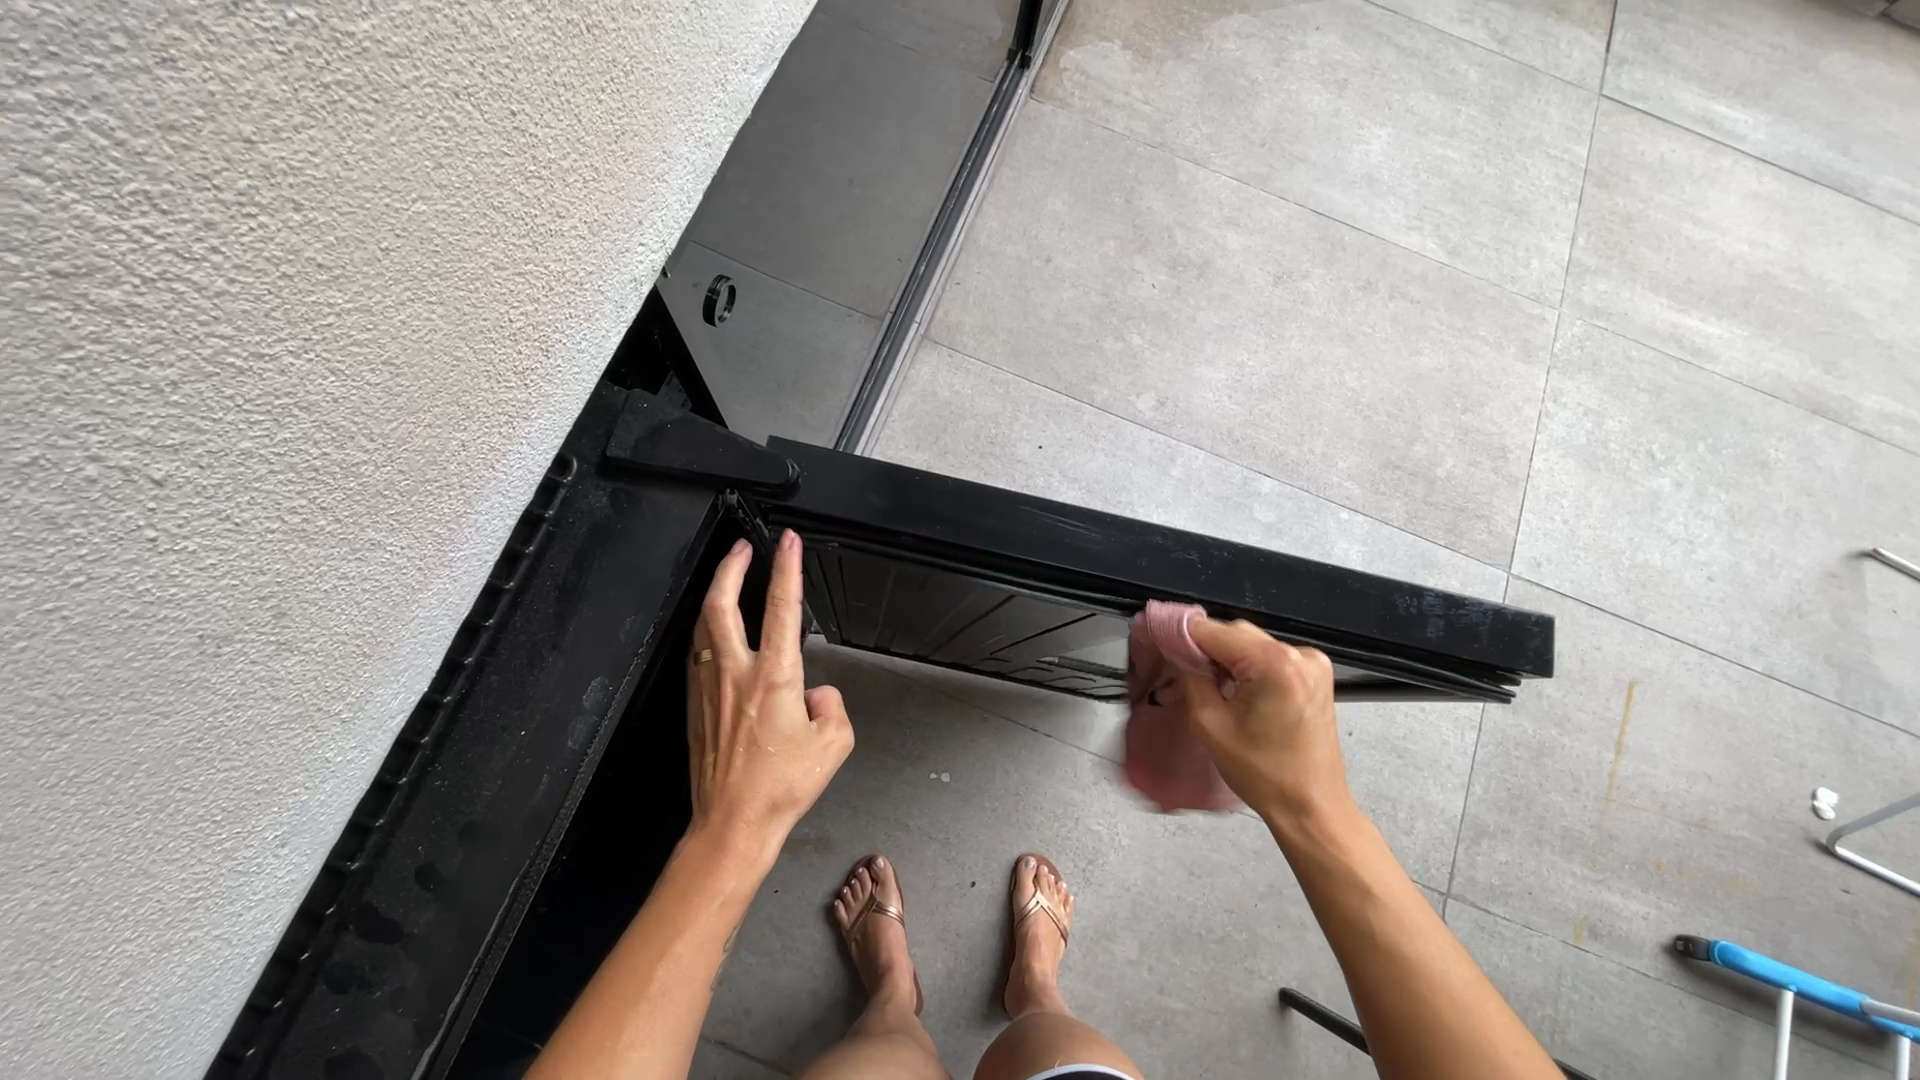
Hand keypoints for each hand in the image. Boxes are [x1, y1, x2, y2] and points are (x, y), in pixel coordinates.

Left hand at [687, 530, 853, 846]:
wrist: (733, 822)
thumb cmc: (780, 787)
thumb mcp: (834, 744)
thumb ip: (832, 705)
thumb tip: (816, 693)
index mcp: (774, 678)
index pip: (781, 607)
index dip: (786, 568)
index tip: (788, 543)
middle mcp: (736, 675)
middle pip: (721, 604)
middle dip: (730, 567)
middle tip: (740, 548)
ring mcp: (709, 689)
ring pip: (702, 626)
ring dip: (713, 596)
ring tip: (725, 581)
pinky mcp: (695, 708)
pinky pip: (696, 657)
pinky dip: (704, 633)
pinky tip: (711, 635)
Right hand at [1179, 618, 1352, 825]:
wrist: (1311, 805)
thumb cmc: (1263, 774)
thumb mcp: (1209, 724)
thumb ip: (1191, 678)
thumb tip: (1178, 652)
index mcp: (1274, 664)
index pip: (1214, 631)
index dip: (1182, 635)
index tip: (1158, 641)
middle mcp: (1299, 654)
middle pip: (1235, 633)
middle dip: (1206, 647)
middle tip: (1183, 671)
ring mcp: (1312, 663)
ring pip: (1252, 643)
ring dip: (1227, 657)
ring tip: (1211, 685)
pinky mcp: (1315, 674)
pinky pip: (1270, 656)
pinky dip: (1249, 665)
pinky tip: (1237, 690)